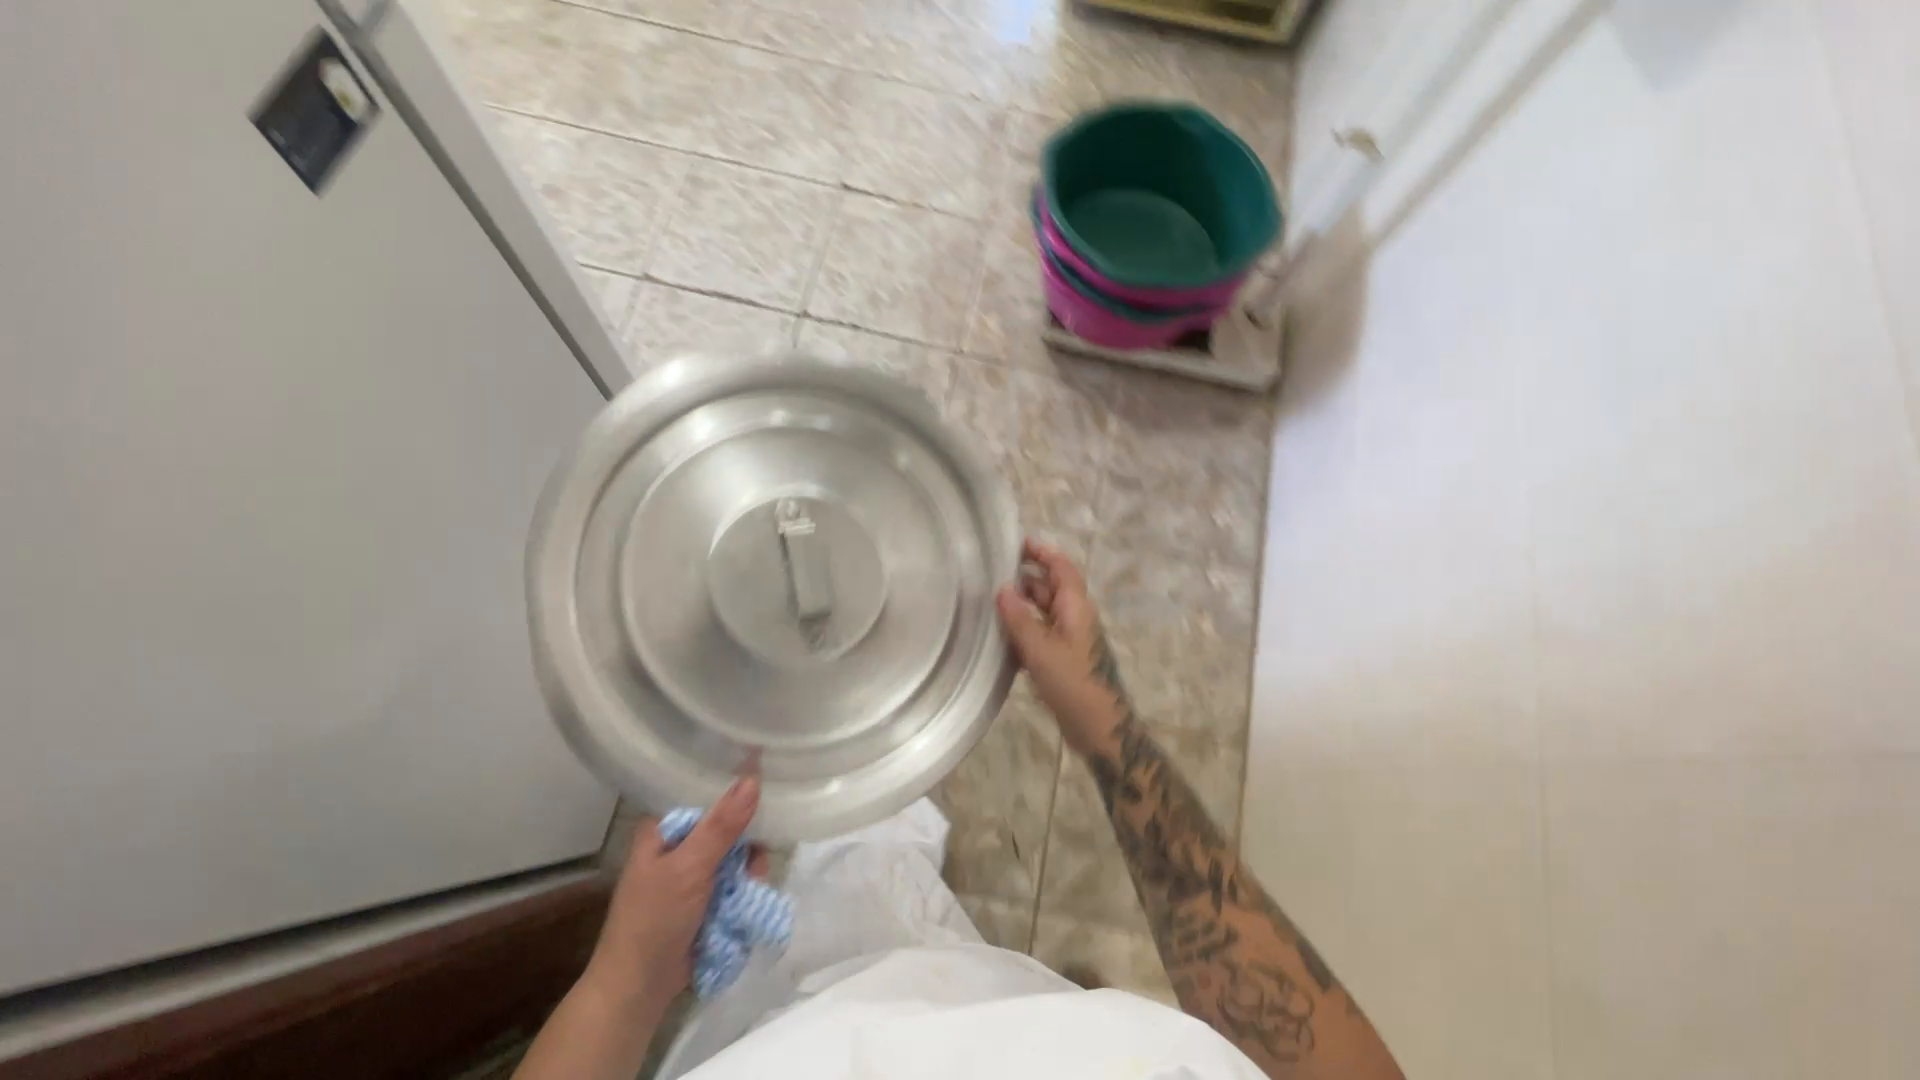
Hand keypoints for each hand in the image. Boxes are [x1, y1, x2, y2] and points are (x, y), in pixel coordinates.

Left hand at [582, 775, 766, 1019]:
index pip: (704, 796)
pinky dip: (744, 892)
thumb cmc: (653, 920)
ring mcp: (691, 876)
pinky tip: (748, 903)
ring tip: (750, 891)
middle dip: (746, 845)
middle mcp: (677, 848)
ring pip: (735, 859)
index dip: (735, 795)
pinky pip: (734, 884)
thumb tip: (754, 779)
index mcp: (663, 830)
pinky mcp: (703, 902)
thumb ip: (722, 826)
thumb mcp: (689, 867)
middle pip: (727, 829)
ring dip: (747, 873)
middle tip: (754, 863)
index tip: (764, 796)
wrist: (638, 988)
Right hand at [994, 540, 1130, 755]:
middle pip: (1051, 588)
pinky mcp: (1063, 660)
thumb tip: (1003, 588)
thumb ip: (1020, 619)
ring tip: (990, 600)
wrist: (1100, 728)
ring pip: (1045, 612)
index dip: (1042, 553)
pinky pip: (1041, 634)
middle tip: (991, 572)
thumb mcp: (1041, 650)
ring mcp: (1070, 640)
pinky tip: (1001, 635)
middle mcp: (1075, 618)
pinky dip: (1024, 628)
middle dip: (1026, 577)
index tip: (1016, 543)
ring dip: (1023, 604)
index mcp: (1076, 608)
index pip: (1061, 568)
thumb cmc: (1074, 684)